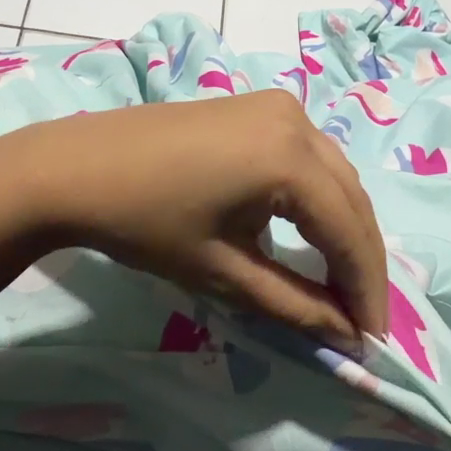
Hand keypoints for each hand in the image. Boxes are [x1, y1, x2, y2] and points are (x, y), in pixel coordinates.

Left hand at [19, 90, 389, 349]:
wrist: (77, 166)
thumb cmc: (145, 223)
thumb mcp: (223, 273)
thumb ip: (295, 305)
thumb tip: (347, 334)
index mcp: (289, 159)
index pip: (349, 232)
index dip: (366, 290)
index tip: (372, 344)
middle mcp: (296, 121)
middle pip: (351, 199)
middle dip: (362, 261)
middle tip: (362, 319)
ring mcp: (278, 106)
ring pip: (336, 175)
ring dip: (345, 228)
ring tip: (342, 283)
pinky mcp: (260, 106)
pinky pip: (311, 155)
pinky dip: (321, 197)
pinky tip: (314, 233)